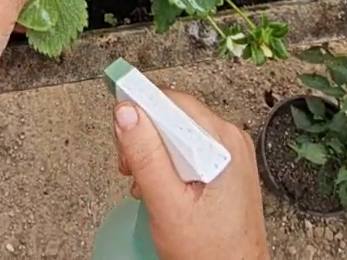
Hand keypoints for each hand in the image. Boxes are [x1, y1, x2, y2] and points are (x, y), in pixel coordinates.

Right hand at [114, 90, 268, 259]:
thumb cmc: (211, 255)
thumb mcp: (168, 206)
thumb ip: (145, 156)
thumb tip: (127, 112)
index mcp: (222, 143)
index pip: (171, 102)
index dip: (139, 110)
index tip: (117, 117)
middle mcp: (229, 140)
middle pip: (172, 114)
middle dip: (144, 136)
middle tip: (130, 166)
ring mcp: (228, 153)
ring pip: (177, 131)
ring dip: (153, 151)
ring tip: (146, 182)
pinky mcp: (223, 166)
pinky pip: (187, 147)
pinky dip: (167, 161)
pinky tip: (162, 185)